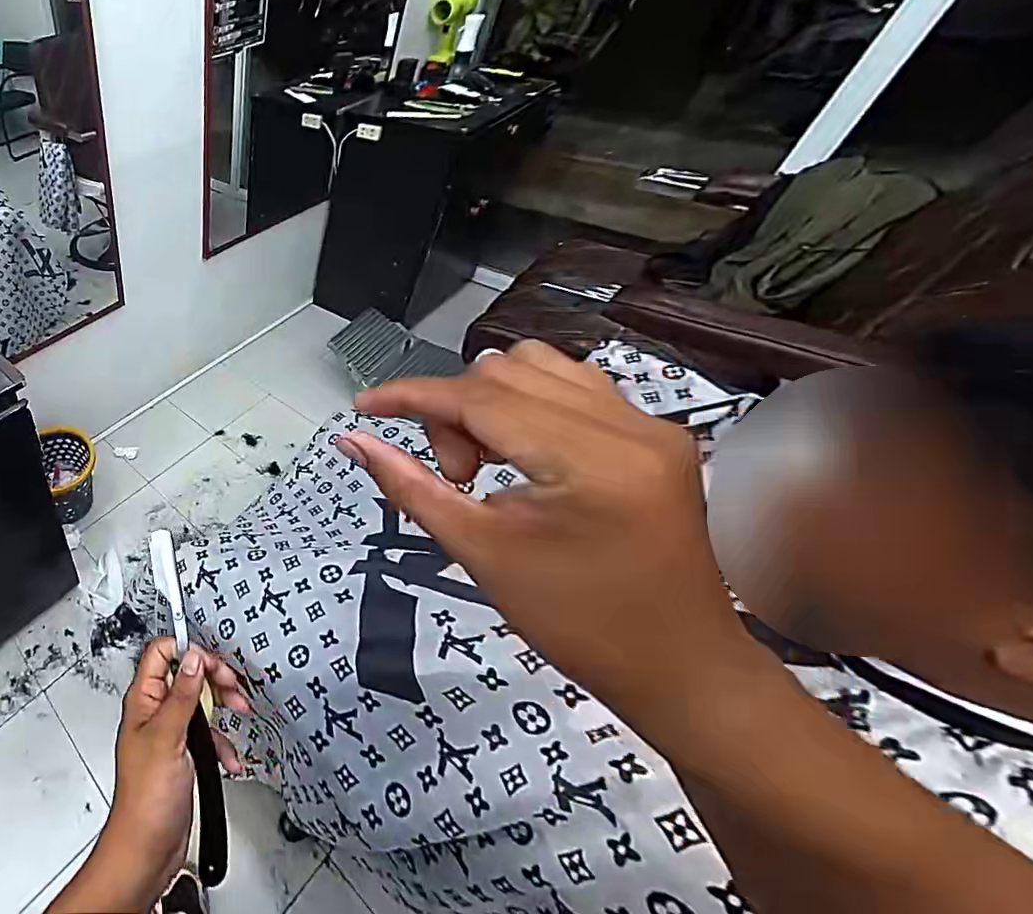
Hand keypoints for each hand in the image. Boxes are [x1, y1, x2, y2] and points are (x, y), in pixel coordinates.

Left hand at [50, 638, 247, 912]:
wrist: (148, 849)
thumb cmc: (145, 800)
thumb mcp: (167, 737)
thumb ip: (182, 695)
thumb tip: (193, 658)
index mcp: (144, 699)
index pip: (162, 653)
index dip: (187, 649)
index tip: (211, 658)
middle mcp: (156, 711)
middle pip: (188, 674)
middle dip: (214, 678)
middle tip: (233, 687)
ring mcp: (170, 731)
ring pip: (201, 702)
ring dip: (224, 707)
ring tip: (240, 712)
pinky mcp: (184, 752)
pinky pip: (208, 733)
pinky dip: (223, 742)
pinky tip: (230, 756)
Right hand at [339, 340, 749, 717]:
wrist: (677, 667)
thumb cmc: (576, 625)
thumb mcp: (480, 553)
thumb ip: (410, 487)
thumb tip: (355, 441)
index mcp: (591, 462)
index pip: (480, 398)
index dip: (413, 396)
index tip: (366, 405)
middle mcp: (629, 425)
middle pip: (503, 373)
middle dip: (455, 413)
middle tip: (456, 477)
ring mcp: (650, 423)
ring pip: (536, 366)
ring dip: (488, 400)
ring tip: (487, 462)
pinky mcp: (655, 431)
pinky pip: (571, 384)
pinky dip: (526, 403)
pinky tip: (520, 449)